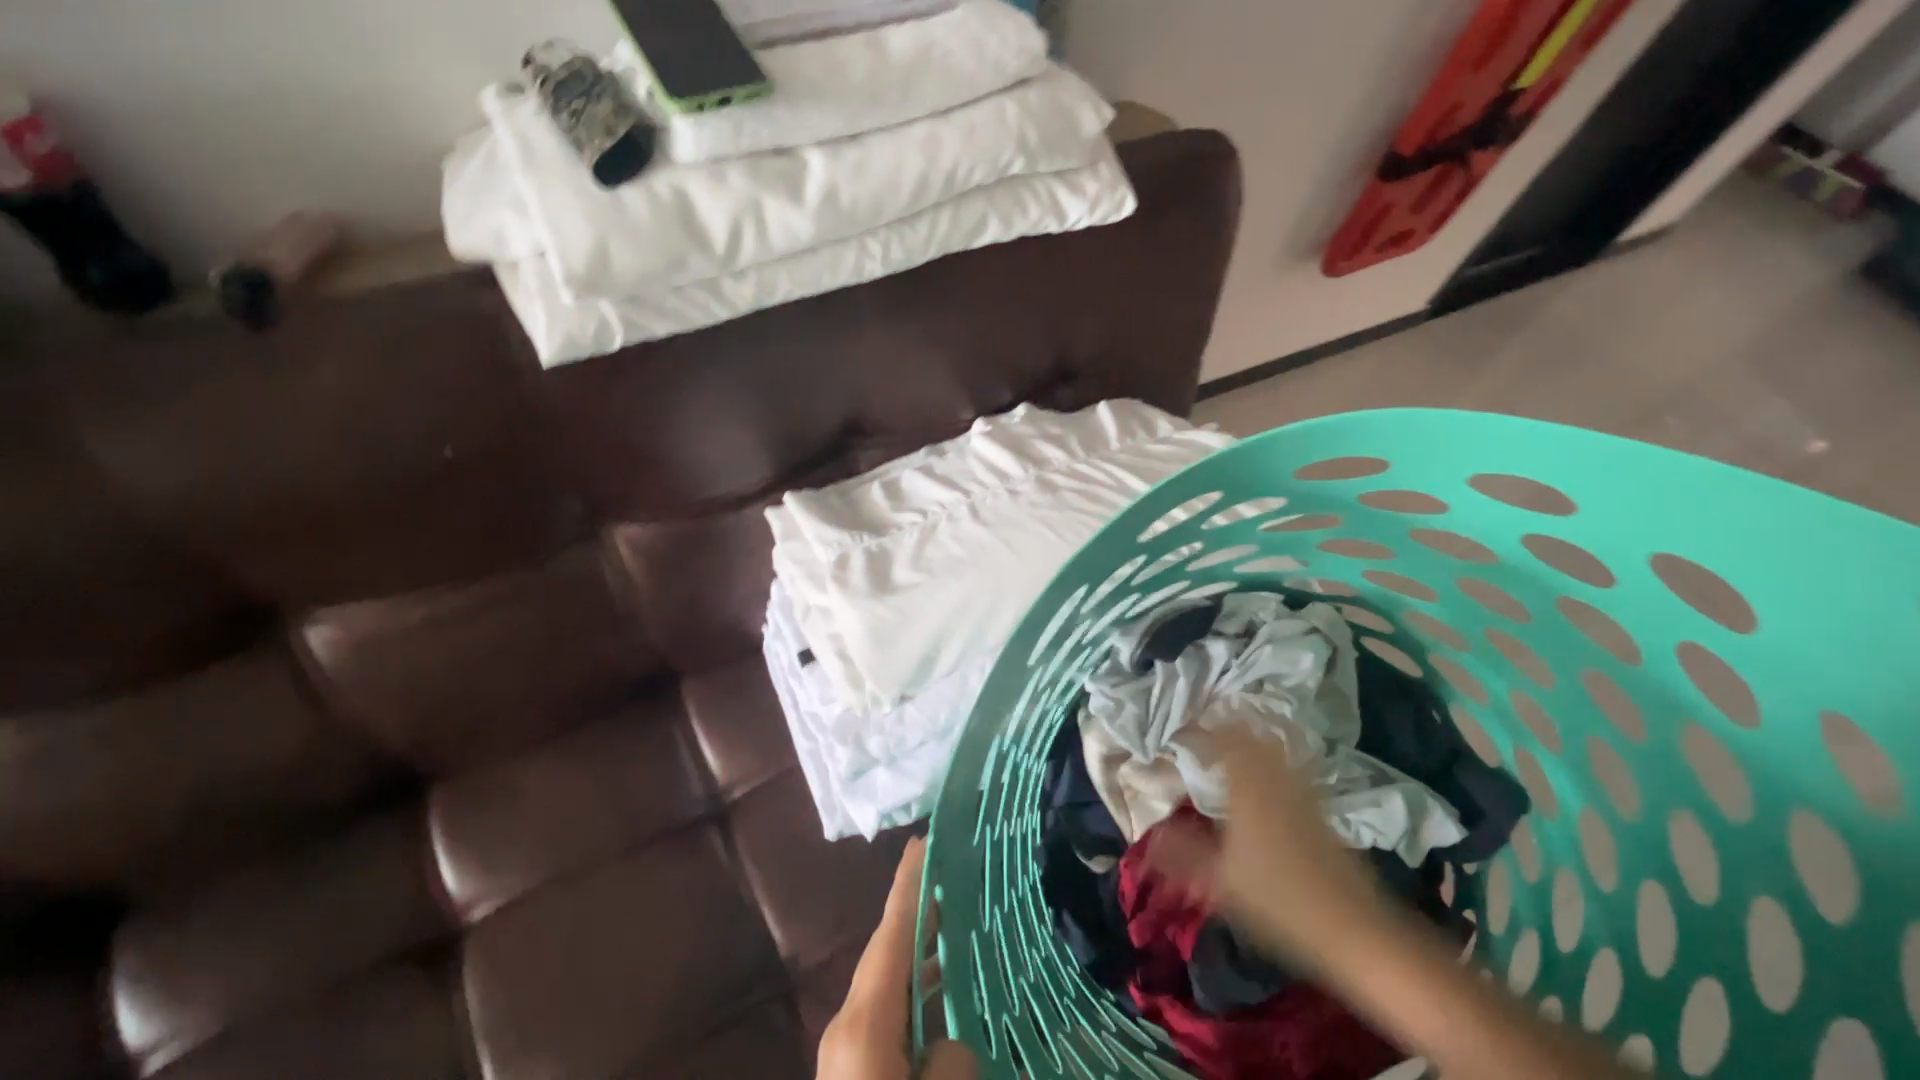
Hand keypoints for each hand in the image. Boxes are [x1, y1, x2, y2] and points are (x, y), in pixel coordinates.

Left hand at [817, 838, 976, 1079]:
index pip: (892, 935)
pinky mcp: (852, 1065)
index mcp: (865, 1019)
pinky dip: (914, 993)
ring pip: (888, 984)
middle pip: (887, 951)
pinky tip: (940, 997)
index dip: (908, 886)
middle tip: (950, 873)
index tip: (923, 841)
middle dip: (917, 912)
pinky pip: (888, 1012)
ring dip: (920, 955)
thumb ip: (953, 1058)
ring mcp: (846, 1044)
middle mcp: (849, 1021)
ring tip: (958, 928)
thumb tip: (952, 1041)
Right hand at [1145, 728, 1392, 974]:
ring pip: (1276, 748)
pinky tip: (1265, 779)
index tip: (1176, 735)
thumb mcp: (1219, 880)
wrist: (1351, 927)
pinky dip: (1273, 759)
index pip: (1221, 742)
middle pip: (1253, 736)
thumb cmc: (1278, 900)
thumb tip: (1149, 835)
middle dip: (1227, 727)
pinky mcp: (1322, 809)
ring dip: (1252, 739)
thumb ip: (1180, 854)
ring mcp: (1305, 791)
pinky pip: (1292, 765)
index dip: (1198, 733)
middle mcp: (1277, 779)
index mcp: (1248, 789)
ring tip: (1231, 746)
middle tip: (1204, 732)